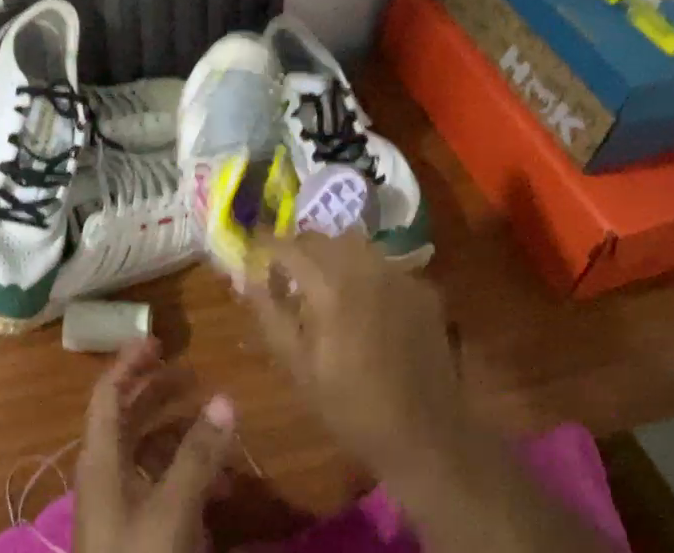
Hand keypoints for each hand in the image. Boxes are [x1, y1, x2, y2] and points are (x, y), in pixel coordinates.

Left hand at [76, 338, 235, 552]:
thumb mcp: (173, 507)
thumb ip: (198, 453)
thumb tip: (225, 397)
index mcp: (101, 456)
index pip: (108, 392)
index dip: (130, 363)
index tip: (158, 340)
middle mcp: (104, 472)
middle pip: (127, 417)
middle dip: (159, 392)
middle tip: (193, 374)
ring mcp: (116, 503)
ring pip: (146, 451)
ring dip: (179, 435)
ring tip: (217, 431)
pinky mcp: (132, 530)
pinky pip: (157, 483)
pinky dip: (185, 473)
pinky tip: (219, 485)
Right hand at [245, 234, 461, 475]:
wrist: (423, 436)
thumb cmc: (350, 406)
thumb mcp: (297, 365)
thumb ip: (270, 313)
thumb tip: (249, 277)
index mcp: (330, 285)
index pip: (287, 245)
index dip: (264, 247)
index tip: (253, 257)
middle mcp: (366, 267)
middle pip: (321, 238)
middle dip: (298, 250)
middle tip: (286, 275)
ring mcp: (399, 274)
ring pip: (355, 245)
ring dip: (332, 255)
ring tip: (324, 285)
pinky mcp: (423, 289)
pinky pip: (383, 264)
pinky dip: (365, 272)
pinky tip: (364, 302)